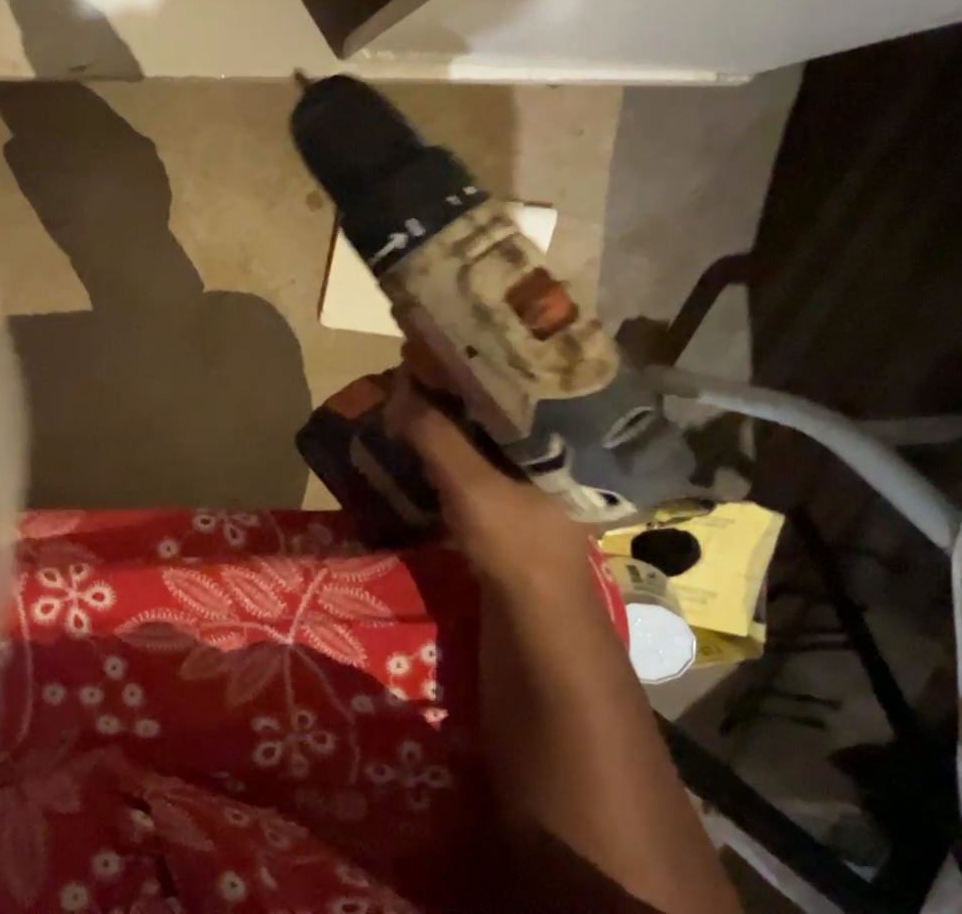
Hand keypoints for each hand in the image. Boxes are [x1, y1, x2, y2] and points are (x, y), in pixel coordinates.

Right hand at [382, 348, 593, 589]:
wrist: (537, 616)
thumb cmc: (516, 541)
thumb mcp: (470, 485)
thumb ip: (435, 436)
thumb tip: (397, 387)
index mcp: (564, 432)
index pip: (524, 376)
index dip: (482, 360)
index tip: (443, 345)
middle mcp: (558, 446)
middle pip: (505, 402)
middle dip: (462, 387)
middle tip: (423, 370)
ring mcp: (539, 474)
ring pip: (492, 430)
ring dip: (455, 417)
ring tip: (419, 398)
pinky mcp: (518, 498)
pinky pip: (484, 457)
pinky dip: (456, 446)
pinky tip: (430, 440)